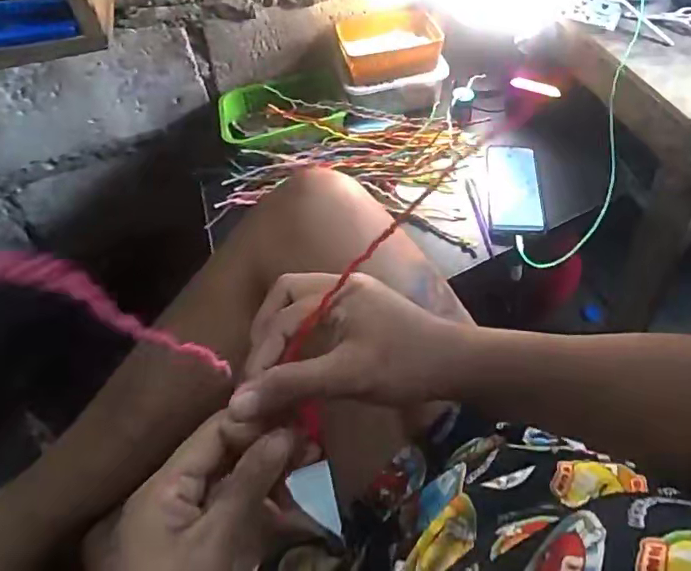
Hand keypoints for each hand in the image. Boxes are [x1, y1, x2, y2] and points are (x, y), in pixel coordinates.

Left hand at [87, 413, 307, 570]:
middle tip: (313, 448)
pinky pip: (227, 509)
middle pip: (223, 451)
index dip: (260, 421)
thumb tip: (288, 428)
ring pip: (229, 478)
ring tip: (306, 472)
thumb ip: (251, 480)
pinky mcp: (191, 548)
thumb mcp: (218, 543)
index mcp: (162, 485)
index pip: (217, 429)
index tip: (302, 422)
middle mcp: (166, 494)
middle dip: (269, 446)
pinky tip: (287, 508)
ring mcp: (177, 523)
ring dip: (269, 473)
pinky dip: (258, 503)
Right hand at [229, 272, 471, 422]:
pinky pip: (318, 316)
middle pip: (286, 295)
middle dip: (265, 330)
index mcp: (338, 290)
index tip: (247, 396)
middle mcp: (342, 284)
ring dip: (281, 333)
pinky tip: (298, 368)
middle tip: (257, 372)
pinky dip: (301, 338)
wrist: (454, 363)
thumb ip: (292, 384)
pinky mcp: (361, 313)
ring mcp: (353, 296)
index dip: (259, 355)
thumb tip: (236, 404)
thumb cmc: (402, 364)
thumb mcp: (346, 375)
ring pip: (301, 304)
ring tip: (271, 373)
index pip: (281, 316)